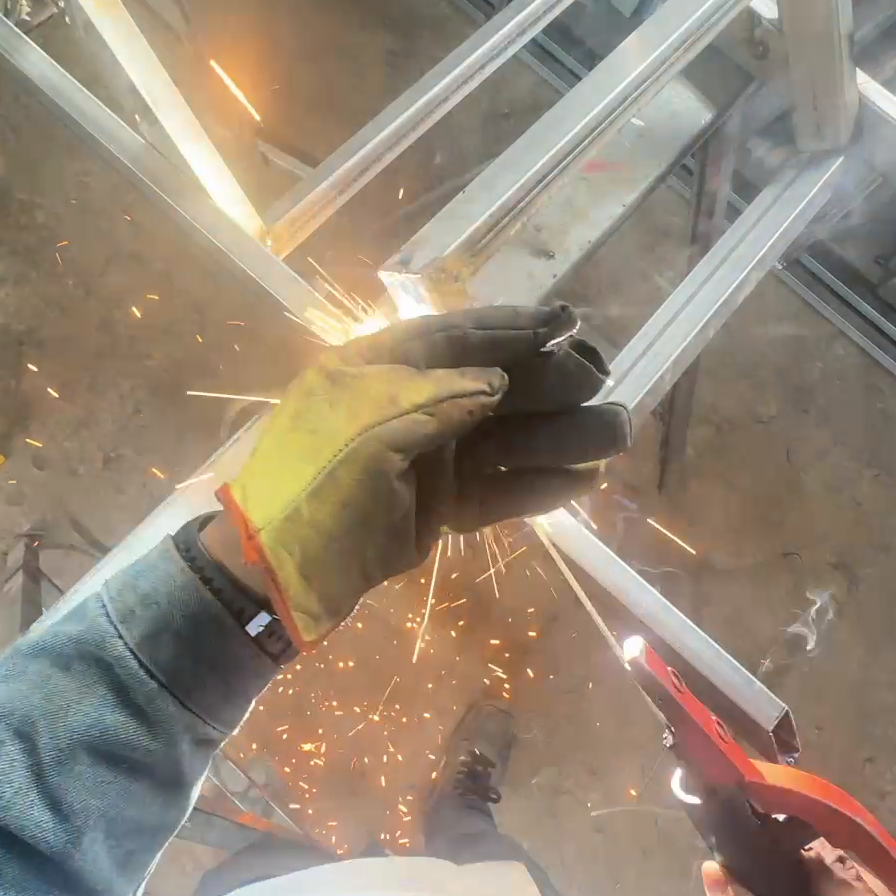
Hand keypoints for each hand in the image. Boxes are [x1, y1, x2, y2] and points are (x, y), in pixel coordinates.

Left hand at [214, 304, 628, 642]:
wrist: (279, 573)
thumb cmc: (312, 485)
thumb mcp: (369, 426)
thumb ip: (436, 397)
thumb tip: (497, 383)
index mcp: (375, 371)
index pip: (451, 337)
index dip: (507, 328)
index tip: (563, 321)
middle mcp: (406, 408)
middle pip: (487, 386)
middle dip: (545, 380)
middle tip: (600, 377)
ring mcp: (423, 460)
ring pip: (500, 441)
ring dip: (555, 436)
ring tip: (615, 431)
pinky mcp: (436, 507)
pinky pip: (493, 493)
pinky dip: (534, 488)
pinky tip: (581, 482)